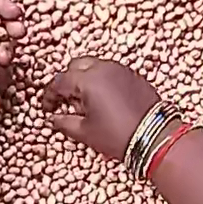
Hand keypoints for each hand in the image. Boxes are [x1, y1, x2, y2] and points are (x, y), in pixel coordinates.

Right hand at [39, 57, 161, 160]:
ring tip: (86, 103)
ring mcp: (121, 70)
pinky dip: (102, 82)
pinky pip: (112, 73)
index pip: (60, 81)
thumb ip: (64, 122)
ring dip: (86, 80)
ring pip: (95, 67)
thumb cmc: (119, 135)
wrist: (156, 137)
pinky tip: (104, 102)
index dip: (50, 95)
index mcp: (88, 80)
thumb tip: (53, 119)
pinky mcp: (134, 77)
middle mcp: (104, 68)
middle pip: (77, 66)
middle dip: (68, 81)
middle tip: (66, 101)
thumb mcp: (85, 132)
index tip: (47, 108)